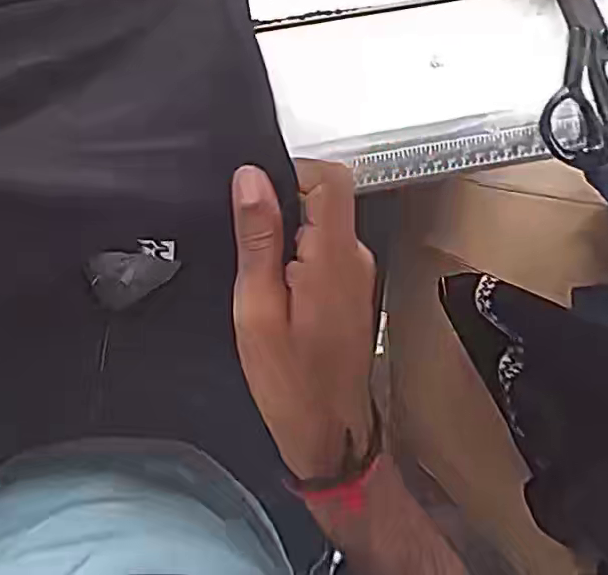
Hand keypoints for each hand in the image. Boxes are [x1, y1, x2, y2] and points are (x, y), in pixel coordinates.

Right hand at [231, 160, 376, 479]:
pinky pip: (324, 244)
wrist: (330, 437)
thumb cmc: (290, 381)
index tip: (255, 195)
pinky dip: (297, 249)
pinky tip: (276, 285)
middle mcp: (355, 257)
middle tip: (250, 244)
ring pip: (321, 219)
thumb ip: (257, 237)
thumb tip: (250, 178)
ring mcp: (357, 271)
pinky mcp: (352, 284)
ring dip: (286, 230)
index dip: (290, 170)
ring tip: (261, 272)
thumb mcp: (257, 307)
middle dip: (280, 204)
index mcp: (333, 257)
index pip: (329, 177)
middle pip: (323, 194)